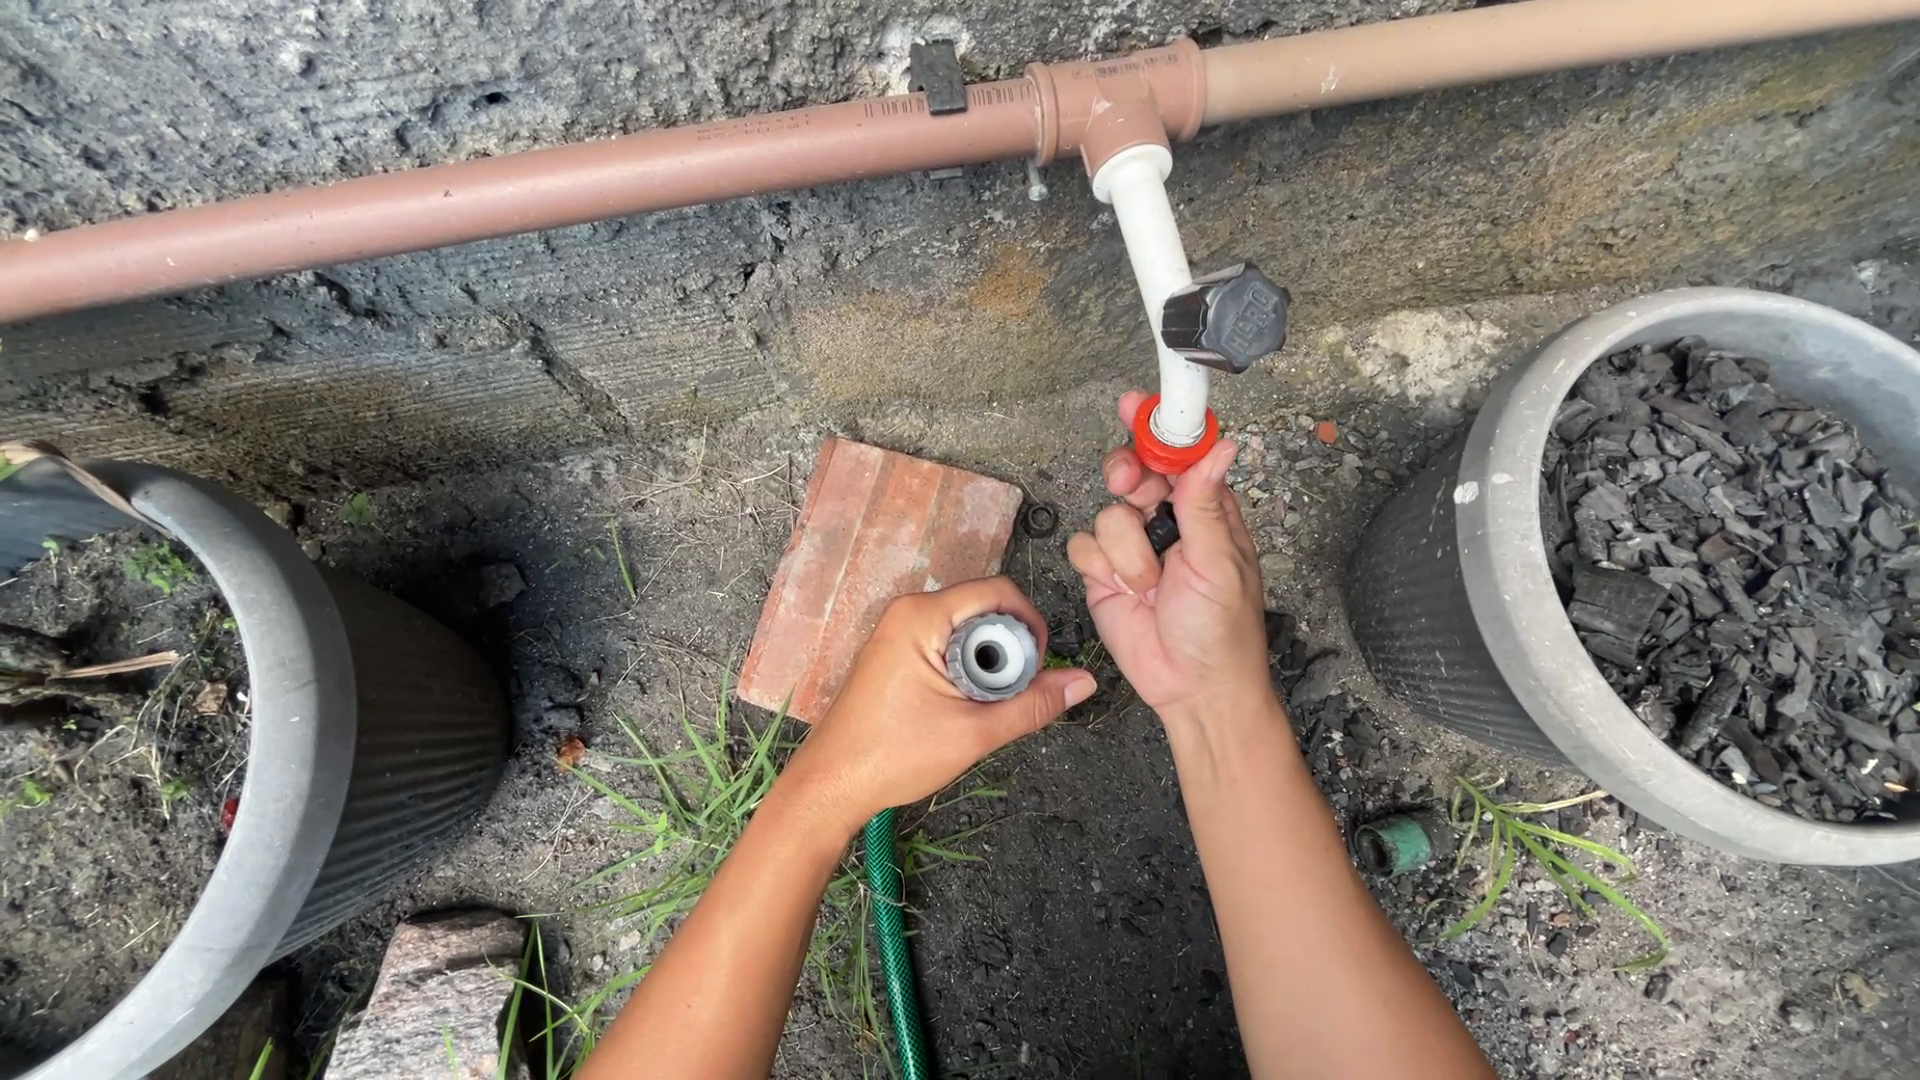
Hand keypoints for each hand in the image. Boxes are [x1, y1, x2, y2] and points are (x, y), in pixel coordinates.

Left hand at [784, 577, 1095, 827]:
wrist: (831, 783)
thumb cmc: (894, 756)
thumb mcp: (975, 732)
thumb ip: (1033, 704)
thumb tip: (1083, 682)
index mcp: (922, 616)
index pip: (999, 591)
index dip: (1030, 623)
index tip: (1037, 667)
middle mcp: (908, 610)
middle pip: (984, 607)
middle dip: (1008, 647)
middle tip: (1010, 694)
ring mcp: (898, 629)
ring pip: (967, 627)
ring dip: (988, 660)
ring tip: (985, 704)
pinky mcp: (895, 649)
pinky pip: (946, 640)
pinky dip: (966, 665)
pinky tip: (963, 703)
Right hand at [1067, 391, 1271, 719]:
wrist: (1189, 687)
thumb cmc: (1222, 630)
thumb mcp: (1220, 562)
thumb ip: (1206, 503)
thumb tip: (1221, 447)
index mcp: (1205, 512)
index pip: (1179, 455)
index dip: (1157, 428)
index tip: (1138, 406)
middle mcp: (1167, 523)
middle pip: (1132, 472)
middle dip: (1127, 476)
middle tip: (1129, 485)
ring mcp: (1132, 548)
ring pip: (1106, 514)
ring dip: (1127, 552)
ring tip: (1150, 584)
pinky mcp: (1103, 571)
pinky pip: (1084, 546)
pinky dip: (1101, 568)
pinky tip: (1125, 590)